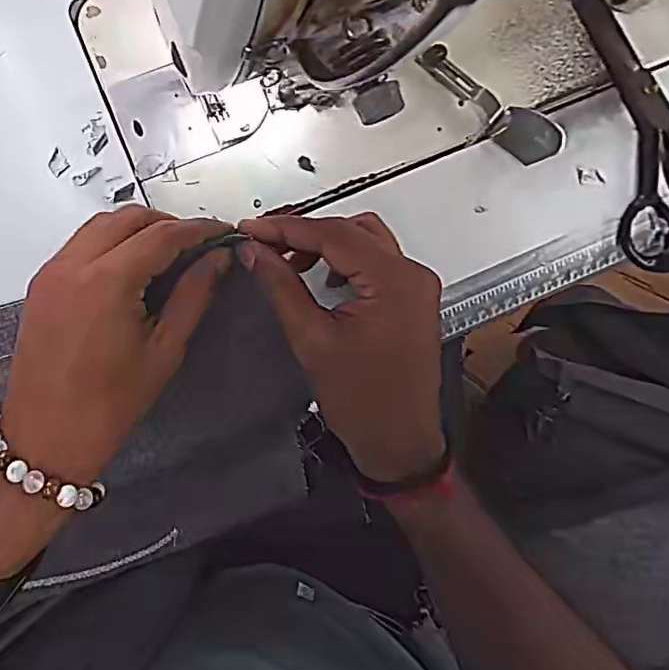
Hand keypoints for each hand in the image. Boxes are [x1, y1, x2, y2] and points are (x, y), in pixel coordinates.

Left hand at [0, 207, 231, 576]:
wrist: (47, 436)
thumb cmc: (101, 407)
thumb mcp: (163, 351)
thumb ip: (193, 296)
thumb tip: (215, 263)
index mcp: (105, 283)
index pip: (161, 235)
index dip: (197, 230)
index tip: (217, 232)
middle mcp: (72, 268)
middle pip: (128, 217)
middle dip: (166, 223)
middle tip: (195, 242)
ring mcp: (52, 274)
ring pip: (100, 224)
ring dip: (135, 228)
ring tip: (165, 253)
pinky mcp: (41, 285)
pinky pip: (79, 244)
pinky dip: (108, 242)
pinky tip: (129, 266)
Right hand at [239, 213, 444, 481]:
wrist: (397, 441)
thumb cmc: (366, 403)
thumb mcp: (311, 338)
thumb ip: (281, 286)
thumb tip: (257, 254)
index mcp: (394, 282)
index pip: (333, 234)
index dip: (286, 228)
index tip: (253, 230)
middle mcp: (412, 277)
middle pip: (350, 229)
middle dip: (303, 231)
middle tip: (264, 240)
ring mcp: (415, 286)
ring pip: (363, 239)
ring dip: (323, 242)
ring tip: (285, 258)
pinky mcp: (410, 297)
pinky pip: (373, 260)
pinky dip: (342, 258)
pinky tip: (316, 273)